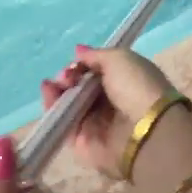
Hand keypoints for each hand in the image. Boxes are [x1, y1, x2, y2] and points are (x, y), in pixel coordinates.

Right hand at [40, 45, 178, 179]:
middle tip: (67, 75)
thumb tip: (79, 51)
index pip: (97, 71)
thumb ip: (96, 56)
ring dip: (58, 89)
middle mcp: (109, 102)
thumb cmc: (136, 86)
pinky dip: (51, 106)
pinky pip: (62, 122)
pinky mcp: (81, 142)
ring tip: (55, 82)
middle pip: (80, 87)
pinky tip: (48, 92)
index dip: (83, 64)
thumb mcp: (120, 59)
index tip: (76, 61)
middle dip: (69, 76)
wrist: (143, 130)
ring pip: (68, 103)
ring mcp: (94, 122)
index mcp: (124, 81)